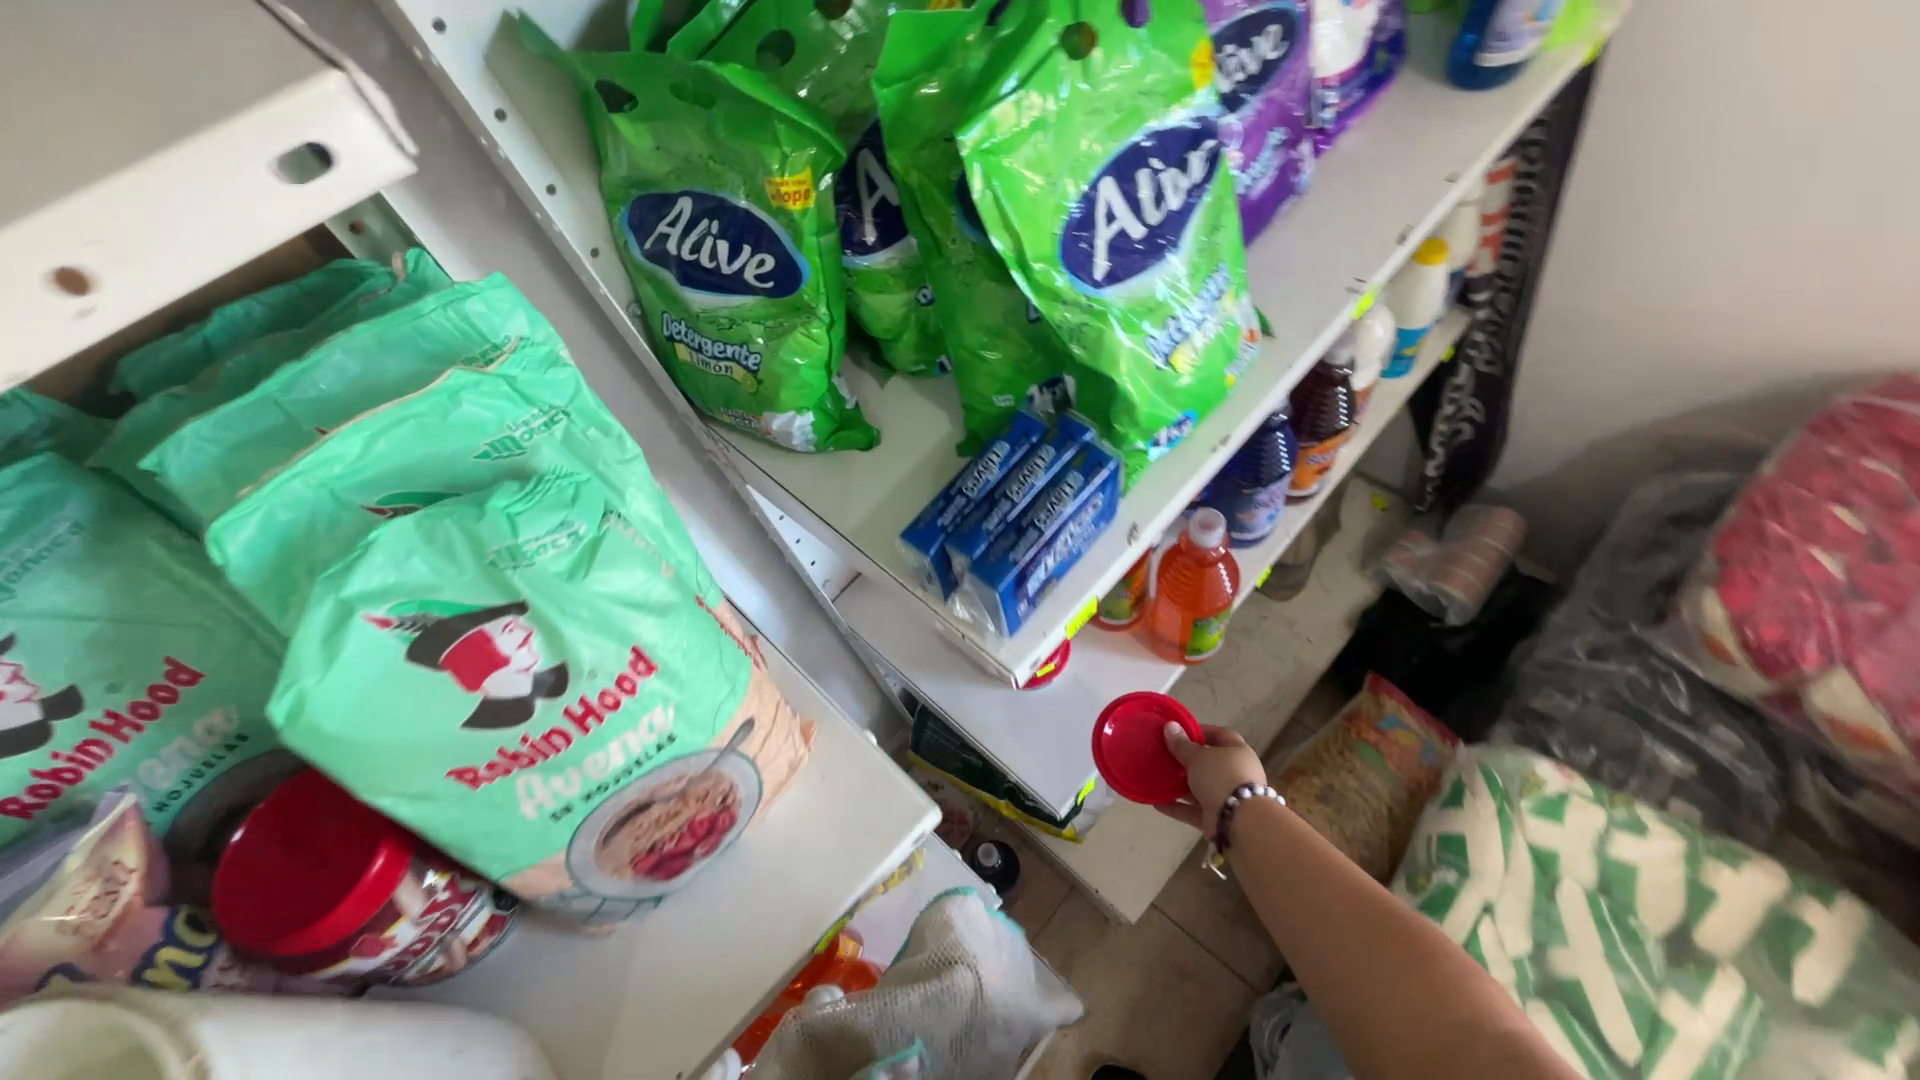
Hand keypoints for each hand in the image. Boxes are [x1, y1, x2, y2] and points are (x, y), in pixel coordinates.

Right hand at [1156, 723, 1268, 834]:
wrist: (1239, 822)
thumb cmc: (1222, 778)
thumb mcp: (1199, 757)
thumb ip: (1182, 744)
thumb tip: (1170, 726)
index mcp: (1238, 753)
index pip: (1221, 735)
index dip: (1201, 731)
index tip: (1179, 731)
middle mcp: (1235, 774)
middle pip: (1208, 763)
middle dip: (1186, 760)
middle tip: (1164, 755)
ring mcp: (1226, 797)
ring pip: (1199, 787)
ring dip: (1179, 785)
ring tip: (1157, 778)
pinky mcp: (1215, 817)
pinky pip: (1192, 810)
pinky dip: (1176, 806)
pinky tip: (1156, 802)